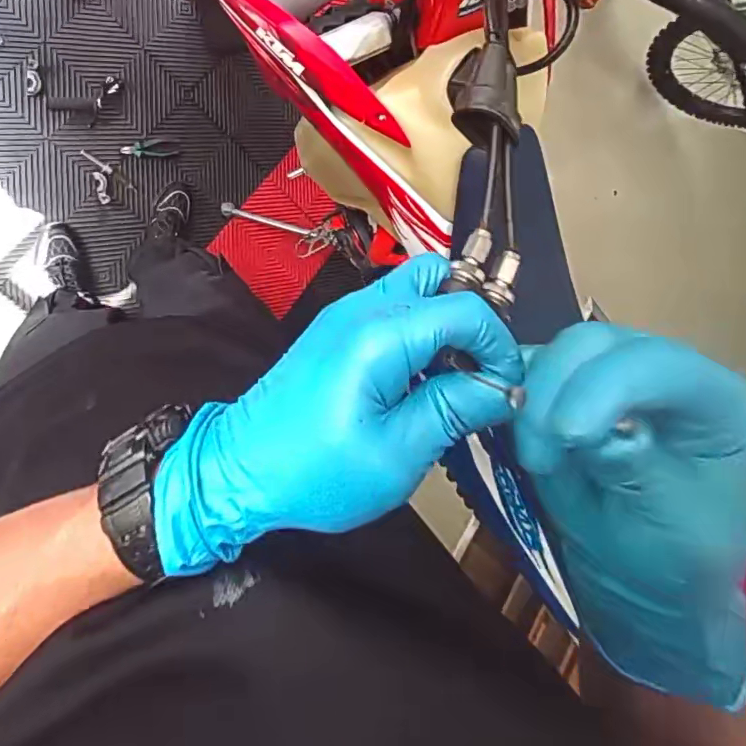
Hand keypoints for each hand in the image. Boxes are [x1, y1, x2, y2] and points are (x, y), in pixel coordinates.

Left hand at [153, 254, 521, 576]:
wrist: (241, 467)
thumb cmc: (312, 471)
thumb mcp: (397, 453)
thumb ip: (454, 410)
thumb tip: (502, 388)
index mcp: (379, 334)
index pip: (465, 307)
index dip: (498, 345)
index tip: (504, 387)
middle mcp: (361, 309)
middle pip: (439, 274)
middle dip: (474, 314)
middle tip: (483, 367)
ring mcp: (345, 315)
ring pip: (415, 287)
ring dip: (447, 321)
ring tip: (454, 379)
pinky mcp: (336, 330)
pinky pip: (392, 309)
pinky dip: (420, 330)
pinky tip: (421, 379)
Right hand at [515, 323, 745, 710]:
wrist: (643, 567)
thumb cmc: (678, 551)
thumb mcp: (673, 528)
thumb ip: (637, 472)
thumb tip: (596, 432)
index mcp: (712, 398)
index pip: (657, 365)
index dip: (605, 387)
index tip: (566, 436)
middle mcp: (658, 365)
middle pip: (592, 344)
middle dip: (552, 392)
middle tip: (536, 458)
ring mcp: (606, 365)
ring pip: (552, 351)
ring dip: (528, 398)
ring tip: (533, 457)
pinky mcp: (562, 378)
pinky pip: (525, 365)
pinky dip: (510, 391)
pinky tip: (515, 431)